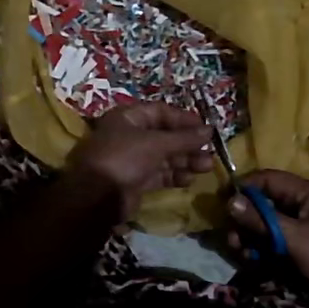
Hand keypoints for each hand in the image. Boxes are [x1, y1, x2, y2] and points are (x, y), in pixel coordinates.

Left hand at [66, 102, 212, 218]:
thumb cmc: (125, 158)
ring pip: (164, 156)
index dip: (183, 119)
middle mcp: (129, 135)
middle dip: (188, 144)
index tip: (206, 128)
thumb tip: (209, 130)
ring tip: (206, 167)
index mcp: (128, 118)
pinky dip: (174, 175)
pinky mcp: (136, 180)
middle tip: (210, 151)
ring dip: (185, 160)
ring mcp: (132, 159)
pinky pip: (159, 174)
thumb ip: (184, 137)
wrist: (98, 196)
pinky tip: (189, 179)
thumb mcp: (156, 143)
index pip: (160, 112)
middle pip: (165, 135)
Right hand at [225, 169, 308, 305]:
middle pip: (264, 201)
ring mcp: (303, 225)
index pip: (268, 178)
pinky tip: (252, 259)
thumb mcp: (293, 238)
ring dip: (249, 235)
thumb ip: (260, 219)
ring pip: (266, 222)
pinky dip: (261, 247)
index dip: (244, 188)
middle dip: (244, 218)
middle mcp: (305, 204)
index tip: (223, 205)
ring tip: (241, 252)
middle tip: (232, 237)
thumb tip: (229, 201)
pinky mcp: (301, 244)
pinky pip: (274, 238)